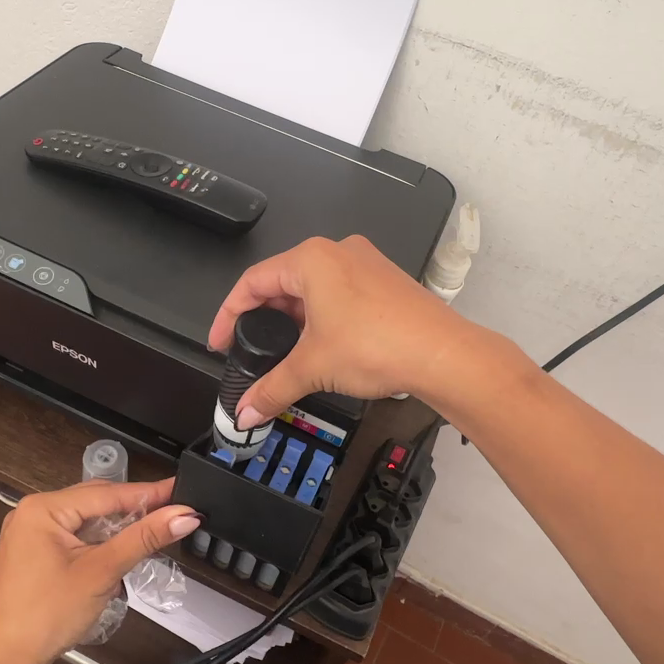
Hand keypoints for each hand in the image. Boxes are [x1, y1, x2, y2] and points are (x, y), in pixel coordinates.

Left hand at [0, 479, 199, 663]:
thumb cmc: (46, 615)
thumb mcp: (101, 572)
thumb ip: (143, 539)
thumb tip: (185, 516)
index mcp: (44, 507)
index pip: (108, 493)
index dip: (150, 493)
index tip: (182, 490)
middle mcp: (33, 511)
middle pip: (96, 501)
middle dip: (134, 509)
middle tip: (174, 511)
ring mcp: (30, 533)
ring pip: (86, 520)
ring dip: (117, 527)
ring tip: (154, 528)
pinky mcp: (32, 553)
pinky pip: (74, 536)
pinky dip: (99, 541)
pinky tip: (120, 549)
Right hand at [206, 235, 486, 426]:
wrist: (443, 354)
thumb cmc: (380, 344)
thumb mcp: (313, 368)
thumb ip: (272, 389)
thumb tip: (245, 412)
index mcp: (311, 259)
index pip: (253, 281)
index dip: (229, 314)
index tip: (220, 341)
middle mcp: (338, 252)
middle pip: (282, 282)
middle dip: (263, 319)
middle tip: (251, 350)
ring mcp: (366, 264)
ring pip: (313, 288)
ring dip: (294, 320)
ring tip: (287, 354)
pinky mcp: (385, 282)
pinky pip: (340, 294)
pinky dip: (322, 318)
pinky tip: (323, 347)